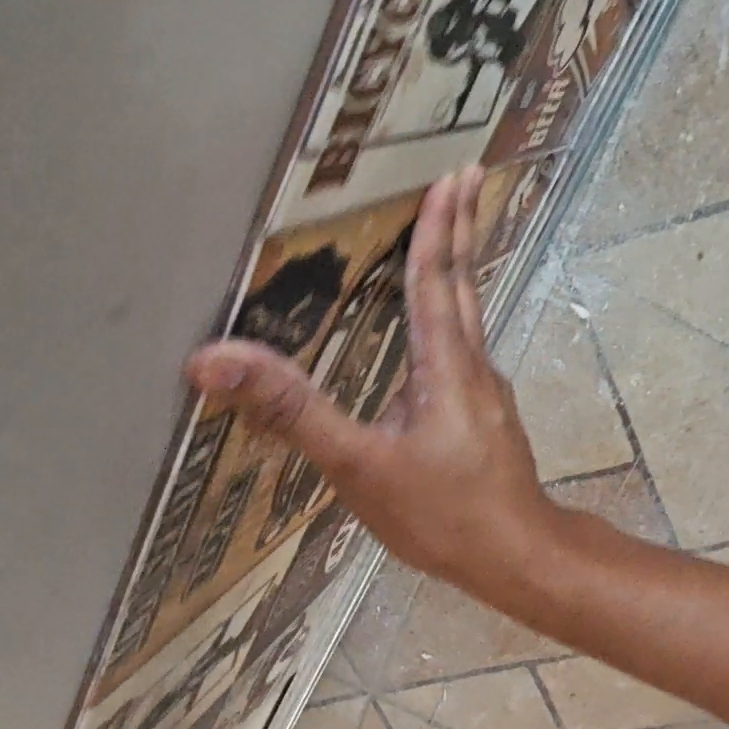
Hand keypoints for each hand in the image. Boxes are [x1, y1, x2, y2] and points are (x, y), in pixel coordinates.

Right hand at [185, 168, 553, 579]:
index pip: (438, 281)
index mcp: (448, 366)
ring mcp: (486, 391)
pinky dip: (454, 315)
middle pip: (464, 285)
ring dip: (461, 268)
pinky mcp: (485, 415)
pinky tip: (442, 330)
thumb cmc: (444, 513)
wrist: (516, 552)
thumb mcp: (360, 466)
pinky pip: (466, 348)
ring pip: (471, 315)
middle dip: (463, 228)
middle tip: (470, 177)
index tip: (453, 178)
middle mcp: (474, 366)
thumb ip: (292, 411)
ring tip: (453, 233)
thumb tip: (213, 359)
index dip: (439, 227)